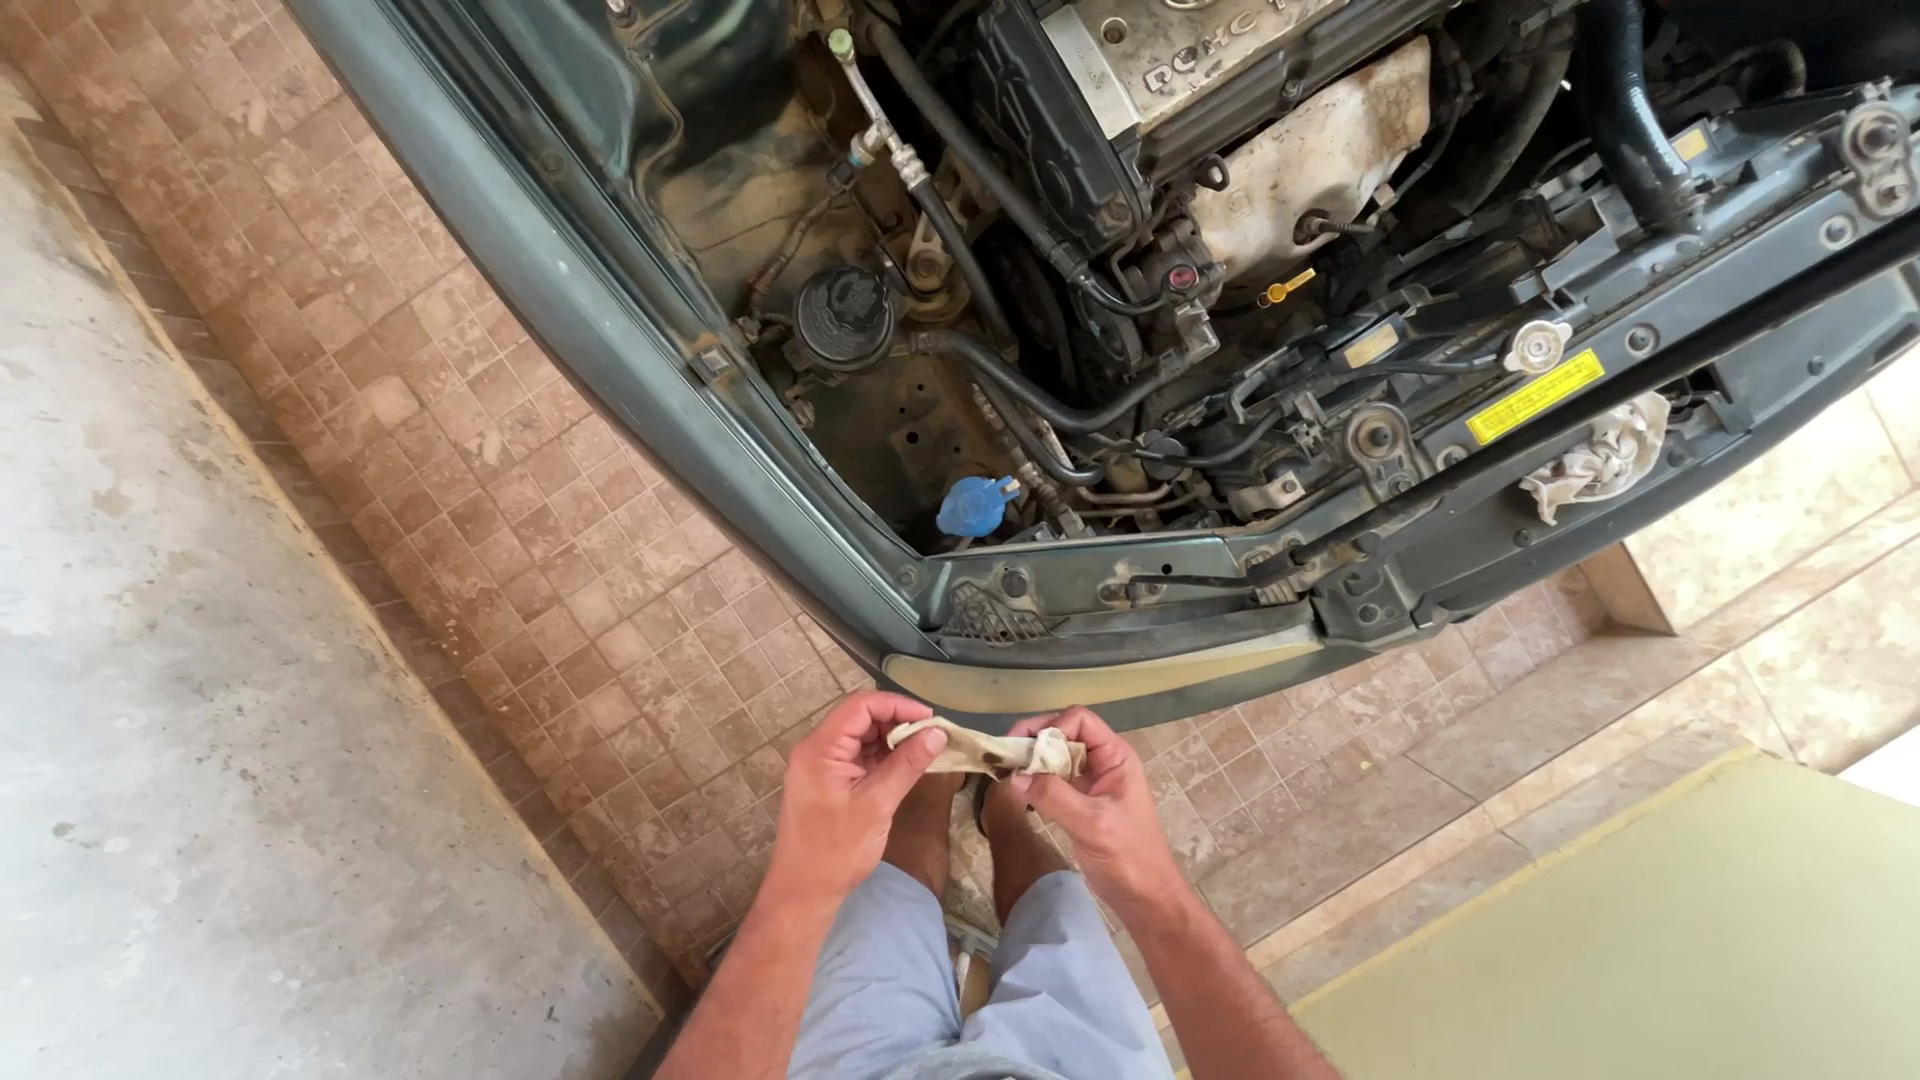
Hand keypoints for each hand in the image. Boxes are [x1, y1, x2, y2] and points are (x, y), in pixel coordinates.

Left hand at [766, 690, 947, 902]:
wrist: (804, 894)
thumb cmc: (836, 852)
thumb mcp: (877, 805)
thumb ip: (906, 765)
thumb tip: (938, 732)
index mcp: (820, 748)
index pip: (861, 706)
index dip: (897, 704)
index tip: (930, 718)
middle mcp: (816, 748)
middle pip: (861, 717)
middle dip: (898, 720)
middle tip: (932, 734)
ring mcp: (821, 765)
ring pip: (862, 736)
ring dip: (893, 738)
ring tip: (925, 748)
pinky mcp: (829, 780)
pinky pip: (859, 755)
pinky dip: (883, 756)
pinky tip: (907, 764)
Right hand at [1007, 706, 1182, 910]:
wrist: (1146, 899)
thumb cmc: (1129, 858)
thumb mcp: (1093, 825)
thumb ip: (1054, 797)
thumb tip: (1014, 777)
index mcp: (1116, 757)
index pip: (1079, 720)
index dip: (1051, 727)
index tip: (1026, 749)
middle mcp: (1103, 762)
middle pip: (1064, 732)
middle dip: (1035, 740)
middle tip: (1006, 757)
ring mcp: (1091, 781)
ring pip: (1056, 755)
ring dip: (1032, 759)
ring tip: (1007, 771)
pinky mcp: (1080, 801)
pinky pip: (1053, 778)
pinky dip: (1035, 779)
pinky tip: (1018, 790)